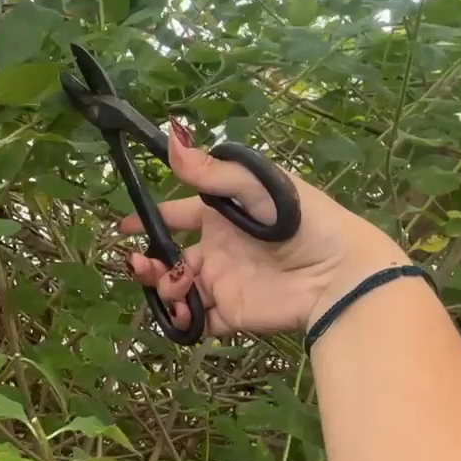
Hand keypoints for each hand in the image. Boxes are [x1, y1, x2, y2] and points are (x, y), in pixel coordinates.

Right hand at [123, 122, 409, 337]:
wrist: (336, 274)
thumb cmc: (300, 221)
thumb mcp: (255, 186)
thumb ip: (210, 171)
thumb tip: (171, 139)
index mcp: (222, 218)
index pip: (178, 216)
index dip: (150, 220)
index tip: (124, 226)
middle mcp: (218, 251)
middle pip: (170, 258)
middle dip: (149, 261)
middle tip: (142, 264)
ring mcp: (223, 283)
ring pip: (178, 289)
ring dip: (164, 288)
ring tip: (172, 284)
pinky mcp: (231, 313)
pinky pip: (197, 321)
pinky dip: (183, 320)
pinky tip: (183, 311)